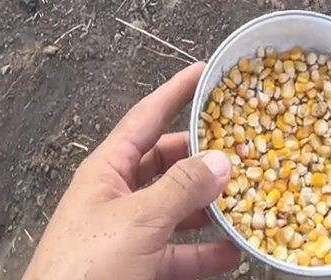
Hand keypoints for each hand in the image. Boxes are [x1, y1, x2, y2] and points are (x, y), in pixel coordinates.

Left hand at [24, 62, 240, 279]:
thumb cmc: (85, 269)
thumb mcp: (138, 221)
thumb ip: (181, 189)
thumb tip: (221, 159)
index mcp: (108, 168)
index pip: (147, 116)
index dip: (176, 91)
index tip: (204, 71)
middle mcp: (118, 194)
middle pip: (166, 162)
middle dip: (201, 156)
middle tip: (240, 145)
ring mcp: (126, 233)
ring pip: (175, 209)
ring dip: (207, 207)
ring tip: (244, 198)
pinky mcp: (136, 268)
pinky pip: (175, 252)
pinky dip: (202, 253)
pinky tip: (230, 253)